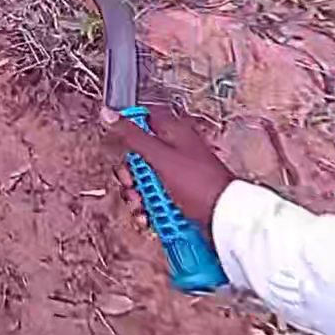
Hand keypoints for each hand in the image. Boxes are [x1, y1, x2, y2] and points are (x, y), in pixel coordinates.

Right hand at [101, 113, 234, 231]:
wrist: (225, 221)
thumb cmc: (199, 183)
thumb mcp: (159, 155)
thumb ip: (132, 135)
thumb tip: (109, 113)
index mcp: (174, 133)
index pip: (145, 119)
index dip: (130, 128)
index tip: (121, 142)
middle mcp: (176, 152)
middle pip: (139, 155)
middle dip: (130, 173)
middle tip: (133, 183)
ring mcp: (177, 176)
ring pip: (144, 180)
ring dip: (137, 195)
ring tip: (141, 205)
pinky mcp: (178, 197)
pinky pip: (154, 199)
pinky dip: (148, 209)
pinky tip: (148, 216)